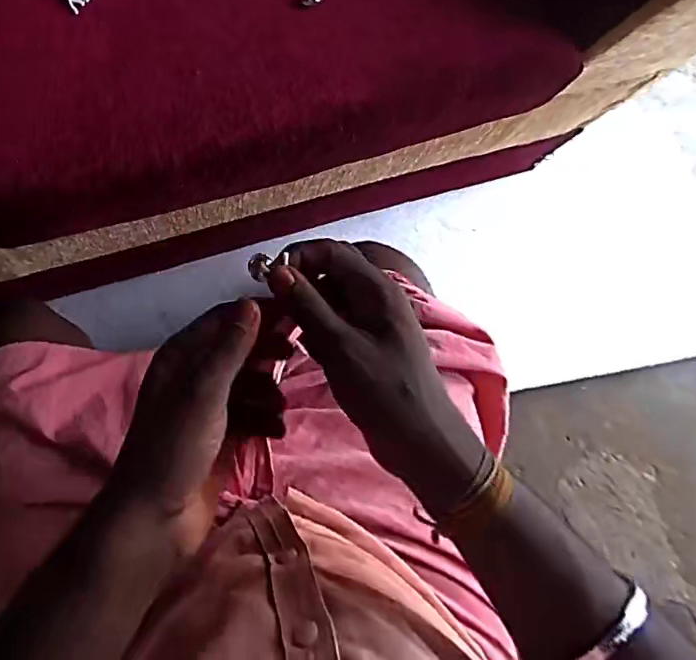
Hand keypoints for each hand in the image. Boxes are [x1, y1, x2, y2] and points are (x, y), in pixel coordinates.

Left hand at [107, 300, 277, 553]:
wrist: (156, 519)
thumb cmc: (175, 445)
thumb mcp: (205, 391)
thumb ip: (230, 348)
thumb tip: (251, 303)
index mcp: (180, 355)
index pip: (223, 319)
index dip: (256, 313)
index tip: (293, 311)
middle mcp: (191, 375)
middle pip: (236, 349)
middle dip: (264, 351)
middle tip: (294, 352)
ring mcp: (205, 408)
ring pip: (245, 383)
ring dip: (266, 389)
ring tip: (279, 405)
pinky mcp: (218, 437)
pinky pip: (247, 415)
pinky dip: (263, 418)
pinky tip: (276, 430)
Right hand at [265, 240, 485, 493]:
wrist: (424, 445)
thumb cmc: (384, 392)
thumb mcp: (339, 346)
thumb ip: (306, 304)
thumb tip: (276, 270)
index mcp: (377, 288)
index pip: (331, 250)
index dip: (298, 257)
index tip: (271, 279)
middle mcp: (376, 296)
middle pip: (329, 270)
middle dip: (300, 283)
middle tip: (276, 306)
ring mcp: (373, 320)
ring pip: (329, 296)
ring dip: (306, 307)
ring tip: (290, 331)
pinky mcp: (367, 341)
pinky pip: (335, 320)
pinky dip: (317, 327)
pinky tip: (309, 348)